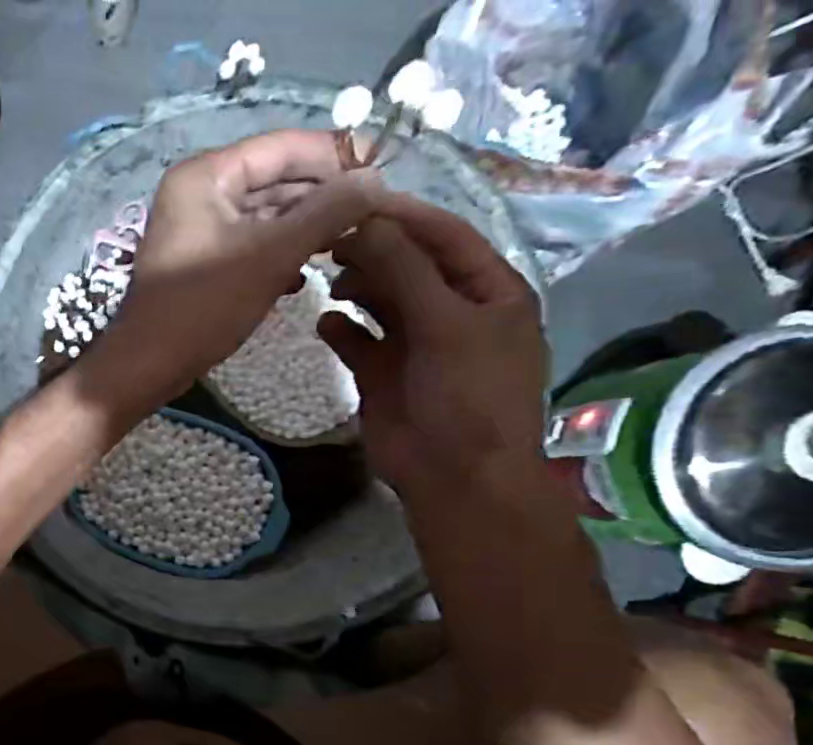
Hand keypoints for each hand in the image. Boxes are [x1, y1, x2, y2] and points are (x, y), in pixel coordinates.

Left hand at [108, 130, 379, 397]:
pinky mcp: (199, 262)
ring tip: (349, 242)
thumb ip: (327, 212)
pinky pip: (248, 244)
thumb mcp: (272, 255)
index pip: (284, 147)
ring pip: (264, 215)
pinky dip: (277, 254)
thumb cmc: (204, 307)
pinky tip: (305, 275)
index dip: (337, 155)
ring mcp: (196, 228)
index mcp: (207, 175)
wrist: (146, 366)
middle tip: (373, 212)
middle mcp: (198, 192)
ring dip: (304, 228)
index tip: (384, 171)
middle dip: (323, 196)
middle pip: (275, 179)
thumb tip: (377, 180)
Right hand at [317, 193, 546, 495]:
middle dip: (373, 251)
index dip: (405, 217)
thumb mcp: (447, 324)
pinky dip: (340, 329)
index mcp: (488, 291)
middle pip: (408, 265)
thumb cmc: (469, 393)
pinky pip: (357, 340)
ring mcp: (414, 344)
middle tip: (329, 242)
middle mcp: (451, 311)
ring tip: (327, 281)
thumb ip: (406, 270)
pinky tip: (325, 323)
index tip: (356, 202)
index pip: (445, 237)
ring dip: (355, 287)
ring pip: (380, 300)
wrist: (455, 475)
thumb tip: (365, 222)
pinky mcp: (382, 374)